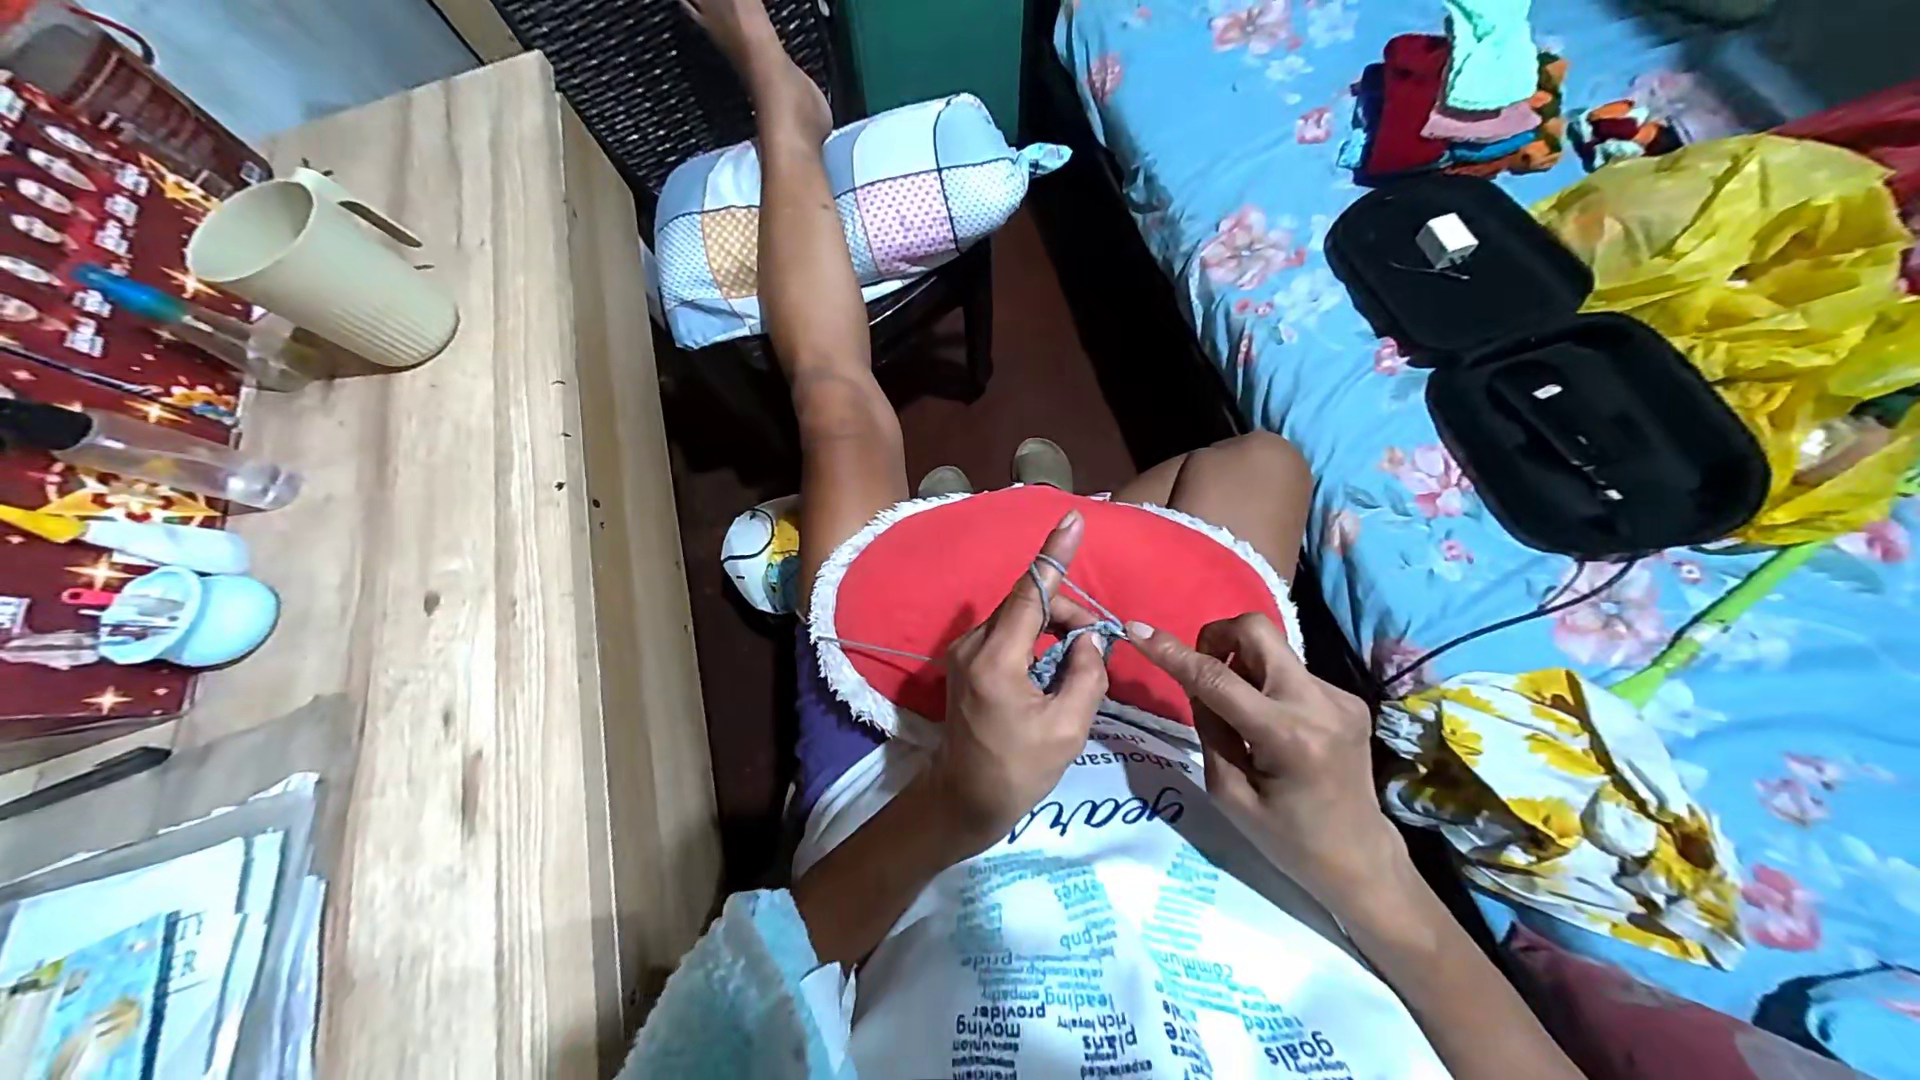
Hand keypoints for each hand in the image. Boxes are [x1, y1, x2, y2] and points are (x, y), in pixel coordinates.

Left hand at [928, 510, 1109, 855]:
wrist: (963, 797)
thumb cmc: (1017, 770)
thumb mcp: (1068, 728)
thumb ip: (1086, 674)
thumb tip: (1088, 638)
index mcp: (996, 659)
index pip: (1029, 593)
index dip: (1054, 555)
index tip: (1071, 519)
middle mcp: (973, 644)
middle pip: (1027, 603)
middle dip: (1066, 613)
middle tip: (1094, 646)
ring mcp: (964, 651)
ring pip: (1018, 616)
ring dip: (1051, 627)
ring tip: (1075, 663)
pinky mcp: (965, 660)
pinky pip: (1007, 633)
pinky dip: (1034, 639)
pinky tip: (1052, 667)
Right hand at [1127, 613, 1407, 904]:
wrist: (1361, 860)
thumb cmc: (1286, 838)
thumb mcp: (1228, 791)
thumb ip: (1208, 728)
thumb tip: (1195, 681)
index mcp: (1287, 737)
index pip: (1217, 678)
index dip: (1171, 652)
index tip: (1137, 629)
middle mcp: (1318, 704)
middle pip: (1256, 631)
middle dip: (1216, 638)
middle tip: (1202, 673)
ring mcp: (1338, 696)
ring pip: (1271, 648)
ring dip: (1240, 665)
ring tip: (1239, 712)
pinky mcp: (1346, 697)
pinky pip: (1288, 670)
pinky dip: (1264, 683)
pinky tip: (1269, 724)